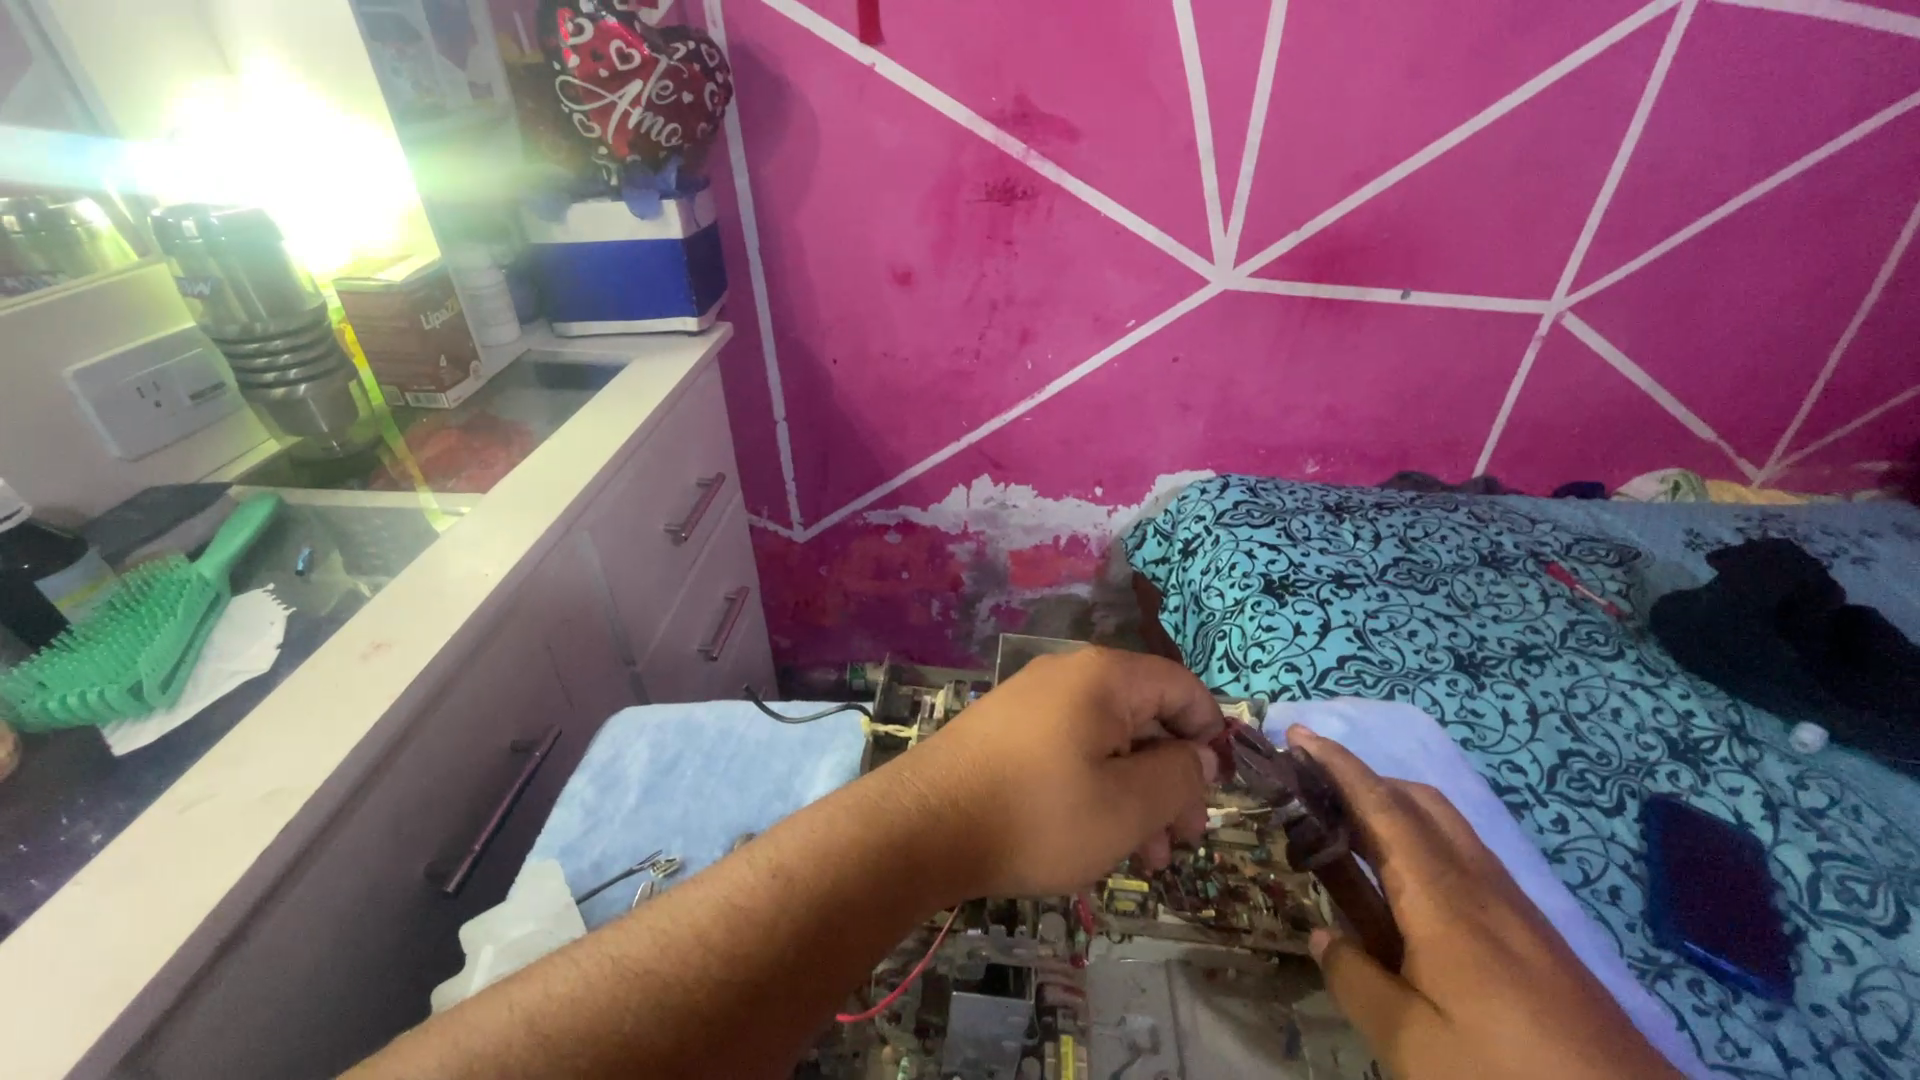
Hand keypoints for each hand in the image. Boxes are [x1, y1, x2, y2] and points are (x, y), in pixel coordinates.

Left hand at [881, 647, 1223, 897]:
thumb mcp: (1127, 806)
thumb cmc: (1037, 815)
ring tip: (1143, 859)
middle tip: (1181, 841)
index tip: (1216, 792)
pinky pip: (1068, 752)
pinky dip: (1093, 790)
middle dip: (1171, 780)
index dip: (1210, 737)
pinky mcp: (1004, 733)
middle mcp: (1067, 676)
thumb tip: (1200, 755)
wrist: (920, 828)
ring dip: (1134, 796)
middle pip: (1144, 717)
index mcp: (1104, 677)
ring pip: (1106, 742)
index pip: (1182, 688)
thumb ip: (1179, 777)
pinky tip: (1095, 841)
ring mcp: (1030, 703)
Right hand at [1289, 727, 1683, 1079]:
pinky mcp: (1532, 934)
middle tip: (1313, 786)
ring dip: (1393, 809)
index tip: (1299, 735)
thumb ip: (1356, 983)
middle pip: (1420, 802)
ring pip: (1446, 827)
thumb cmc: (1508, 1073)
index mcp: (1443, 900)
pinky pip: (1464, 859)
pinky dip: (1418, 843)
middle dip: (1364, 778)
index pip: (1383, 808)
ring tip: (1346, 830)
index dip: (1339, 767)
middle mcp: (1480, 885)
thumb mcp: (1412, 1044)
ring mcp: (1512, 907)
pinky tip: (1401, 888)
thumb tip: (1322, 936)